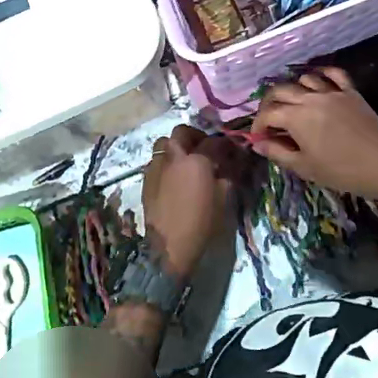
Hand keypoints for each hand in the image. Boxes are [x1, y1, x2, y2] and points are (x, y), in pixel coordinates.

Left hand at [140, 125, 237, 276]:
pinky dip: (166, 160)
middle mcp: (175, 157)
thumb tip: (229, 164)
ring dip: (176, 145)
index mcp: (197, 160)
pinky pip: (156, 159)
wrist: (169, 244)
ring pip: (164, 142)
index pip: (214, 142)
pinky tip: (172, 175)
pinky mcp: (146, 177)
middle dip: (195, 135)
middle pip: (182, 132)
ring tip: (184, 158)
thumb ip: (226, 175)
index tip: (230, 148)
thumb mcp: (222, 199)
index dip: (224, 144)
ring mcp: (157, 165)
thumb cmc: (201, 223)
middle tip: (203, 147)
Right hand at [250, 68, 377, 199]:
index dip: (258, 125)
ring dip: (293, 89)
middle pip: (280, 90)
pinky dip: (321, 74)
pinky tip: (317, 84)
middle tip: (269, 120)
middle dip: (269, 104)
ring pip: (304, 79)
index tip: (259, 138)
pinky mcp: (351, 92)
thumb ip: (277, 152)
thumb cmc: (341, 171)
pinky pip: (333, 74)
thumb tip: (258, 144)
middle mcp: (311, 98)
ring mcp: (332, 92)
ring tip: (292, 104)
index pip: (268, 113)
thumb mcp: (304, 167)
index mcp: (296, 117)